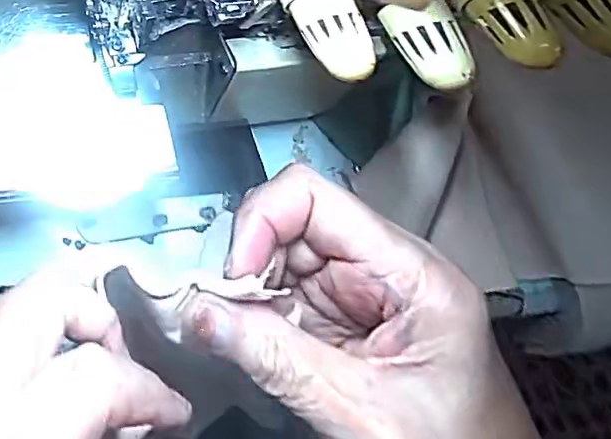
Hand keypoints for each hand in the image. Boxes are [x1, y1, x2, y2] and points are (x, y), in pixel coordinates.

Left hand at [0, 266, 193, 438]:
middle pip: (49, 294)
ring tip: (81, 375)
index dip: (148, 390)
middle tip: (124, 368)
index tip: (169, 407)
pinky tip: (29, 388)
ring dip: (53, 332)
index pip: (97, 370)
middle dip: (98, 321)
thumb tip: (141, 414)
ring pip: (12, 302)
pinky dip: (11, 349)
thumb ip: (101, 435)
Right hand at [185, 164, 537, 438]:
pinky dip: (261, 311)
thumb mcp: (365, 414)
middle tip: (232, 311)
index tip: (237, 274)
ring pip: (280, 253)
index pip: (312, 195)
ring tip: (248, 334)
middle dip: (252, 261)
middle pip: (290, 220)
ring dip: (253, 289)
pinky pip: (285, 288)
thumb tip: (199, 313)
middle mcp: (386, 265)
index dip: (261, 220)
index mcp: (412, 272)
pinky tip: (262, 341)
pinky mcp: (346, 312)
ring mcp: (364, 287)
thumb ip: (277, 359)